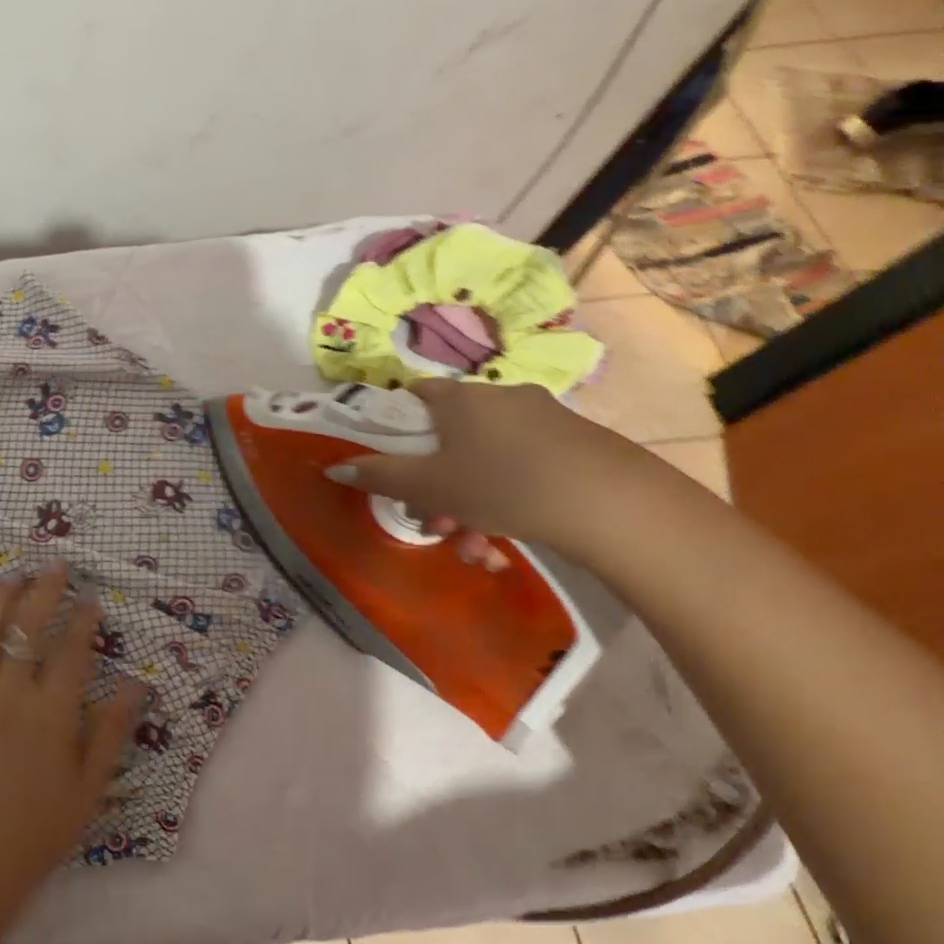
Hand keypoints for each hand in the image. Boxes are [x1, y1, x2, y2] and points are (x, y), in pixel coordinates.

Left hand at [0, 565, 139, 934]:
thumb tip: (138, 684)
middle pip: (29, 627)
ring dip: (3, 598)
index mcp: (52, 714)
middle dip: (46, 591)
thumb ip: (111, 730)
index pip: (72, 650)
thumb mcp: (90, 786)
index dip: (85, 620)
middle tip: (57, 566)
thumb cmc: (41, 827)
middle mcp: (11, 695)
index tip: (93, 600)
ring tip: (15, 575)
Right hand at [326, 378, 672, 560]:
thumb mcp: (428, 486)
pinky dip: (504, 504)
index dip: (396, 424)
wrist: (609, 503)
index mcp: (461, 399)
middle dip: (434, 487)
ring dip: (466, 507)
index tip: (392, 460)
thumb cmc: (501, 484)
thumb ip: (378, 475)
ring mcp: (542, 420)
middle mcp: (500, 399)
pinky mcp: (573, 446)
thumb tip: (334, 466)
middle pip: (448, 439)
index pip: (415, 394)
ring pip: (483, 463)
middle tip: (432, 524)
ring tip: (471, 550)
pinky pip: (519, 471)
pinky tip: (503, 544)